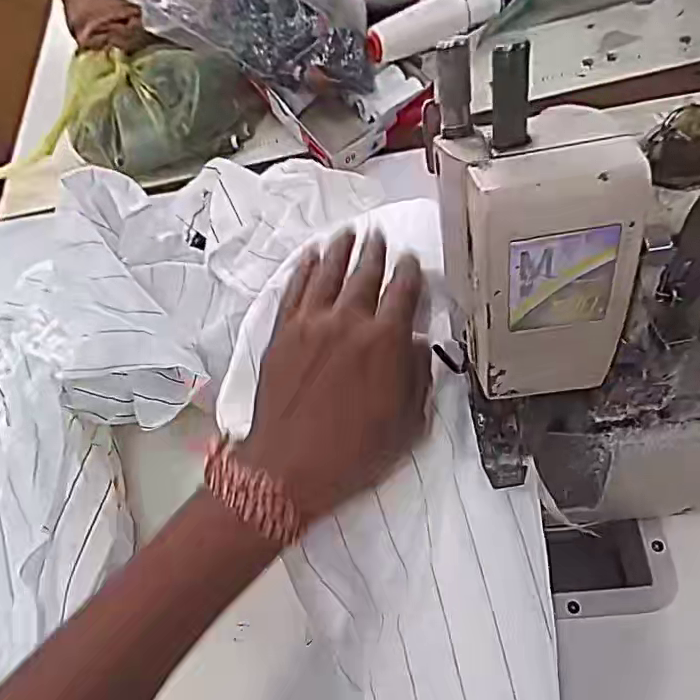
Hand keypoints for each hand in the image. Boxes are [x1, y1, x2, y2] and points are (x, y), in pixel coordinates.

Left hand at [237, 229, 429, 522]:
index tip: (411, 261)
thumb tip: (416, 346)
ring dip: (341, 250)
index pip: (403, 292)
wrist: (290, 466)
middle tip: (380, 236)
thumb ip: (417, 378)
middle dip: (376, 252)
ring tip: (348, 233)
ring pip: (328, 273)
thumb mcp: (407, 425)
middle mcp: (349, 322)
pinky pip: (295, 289)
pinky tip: (311, 258)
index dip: (410, 273)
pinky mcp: (282, 333)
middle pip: (365, 273)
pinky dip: (305, 269)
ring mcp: (311, 324)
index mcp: (386, 342)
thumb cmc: (355, 452)